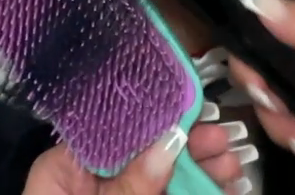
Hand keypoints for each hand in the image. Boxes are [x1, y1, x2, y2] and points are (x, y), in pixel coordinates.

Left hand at [22, 123, 246, 194]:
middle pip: (140, 153)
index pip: (107, 128)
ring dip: (196, 173)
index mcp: (63, 171)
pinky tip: (223, 191)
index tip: (188, 108)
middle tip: (223, 139)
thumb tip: (168, 142)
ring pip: (158, 181)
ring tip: (232, 165)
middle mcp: (87, 184)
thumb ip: (132, 187)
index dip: (150, 116)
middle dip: (184, 146)